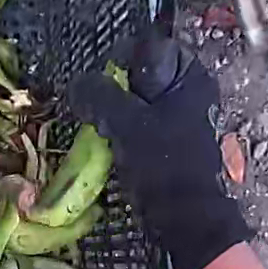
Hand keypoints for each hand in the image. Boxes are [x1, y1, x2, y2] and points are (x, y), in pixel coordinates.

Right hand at [68, 34, 249, 268]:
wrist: (187, 221)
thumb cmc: (164, 168)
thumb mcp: (127, 125)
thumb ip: (100, 97)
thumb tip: (77, 83)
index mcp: (190, 78)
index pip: (147, 47)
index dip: (120, 61)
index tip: (100, 84)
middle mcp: (190, 92)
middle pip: (139, 75)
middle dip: (114, 90)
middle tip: (98, 110)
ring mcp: (180, 118)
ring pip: (135, 102)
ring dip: (115, 113)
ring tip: (103, 129)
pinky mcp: (169, 142)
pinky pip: (137, 124)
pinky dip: (122, 131)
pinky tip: (112, 145)